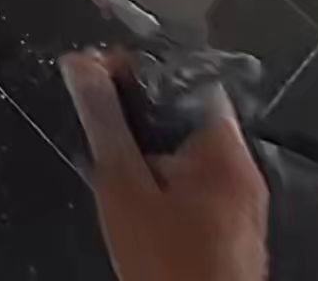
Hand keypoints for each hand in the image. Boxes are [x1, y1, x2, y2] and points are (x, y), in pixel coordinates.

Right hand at [59, 48, 267, 280]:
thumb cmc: (163, 257)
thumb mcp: (121, 180)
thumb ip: (102, 117)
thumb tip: (79, 60)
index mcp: (224, 151)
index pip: (189, 75)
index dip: (143, 60)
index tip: (99, 63)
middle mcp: (239, 167)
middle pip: (184, 105)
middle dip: (135, 94)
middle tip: (91, 94)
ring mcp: (236, 196)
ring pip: (182, 137)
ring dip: (141, 126)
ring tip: (99, 126)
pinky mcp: (225, 220)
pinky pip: (186, 166)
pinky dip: (153, 155)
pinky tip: (122, 168)